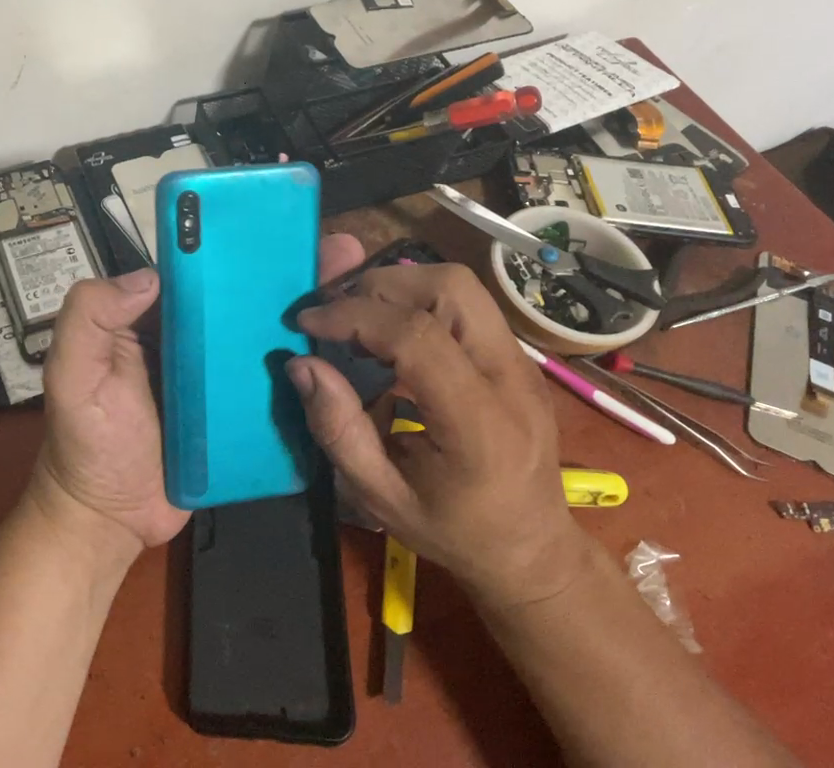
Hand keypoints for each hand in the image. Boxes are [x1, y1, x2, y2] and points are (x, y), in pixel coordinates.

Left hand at [30, 235, 368, 556]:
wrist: (109, 519)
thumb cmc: (86, 443)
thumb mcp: (71, 373)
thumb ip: (88, 316)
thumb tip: (150, 276)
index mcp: (152, 320)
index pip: (199, 272)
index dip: (237, 245)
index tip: (280, 222)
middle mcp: (191, 341)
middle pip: (244, 299)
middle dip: (291, 270)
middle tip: (342, 251)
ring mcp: (220, 380)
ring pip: (267, 338)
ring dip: (309, 316)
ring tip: (356, 292)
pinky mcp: (241, 418)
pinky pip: (277, 387)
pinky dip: (308, 371)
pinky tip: (344, 355)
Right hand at [286, 263, 588, 608]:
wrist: (532, 548)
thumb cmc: (453, 531)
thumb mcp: (380, 497)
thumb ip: (338, 429)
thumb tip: (301, 364)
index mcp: (479, 424)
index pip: (417, 335)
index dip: (354, 317)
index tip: (308, 325)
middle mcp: (511, 379)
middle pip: (449, 288)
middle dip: (380, 288)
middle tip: (336, 318)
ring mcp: (522, 363)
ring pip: (459, 286)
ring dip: (399, 290)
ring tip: (359, 323)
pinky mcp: (518, 357)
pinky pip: (465, 306)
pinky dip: (417, 304)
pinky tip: (390, 341)